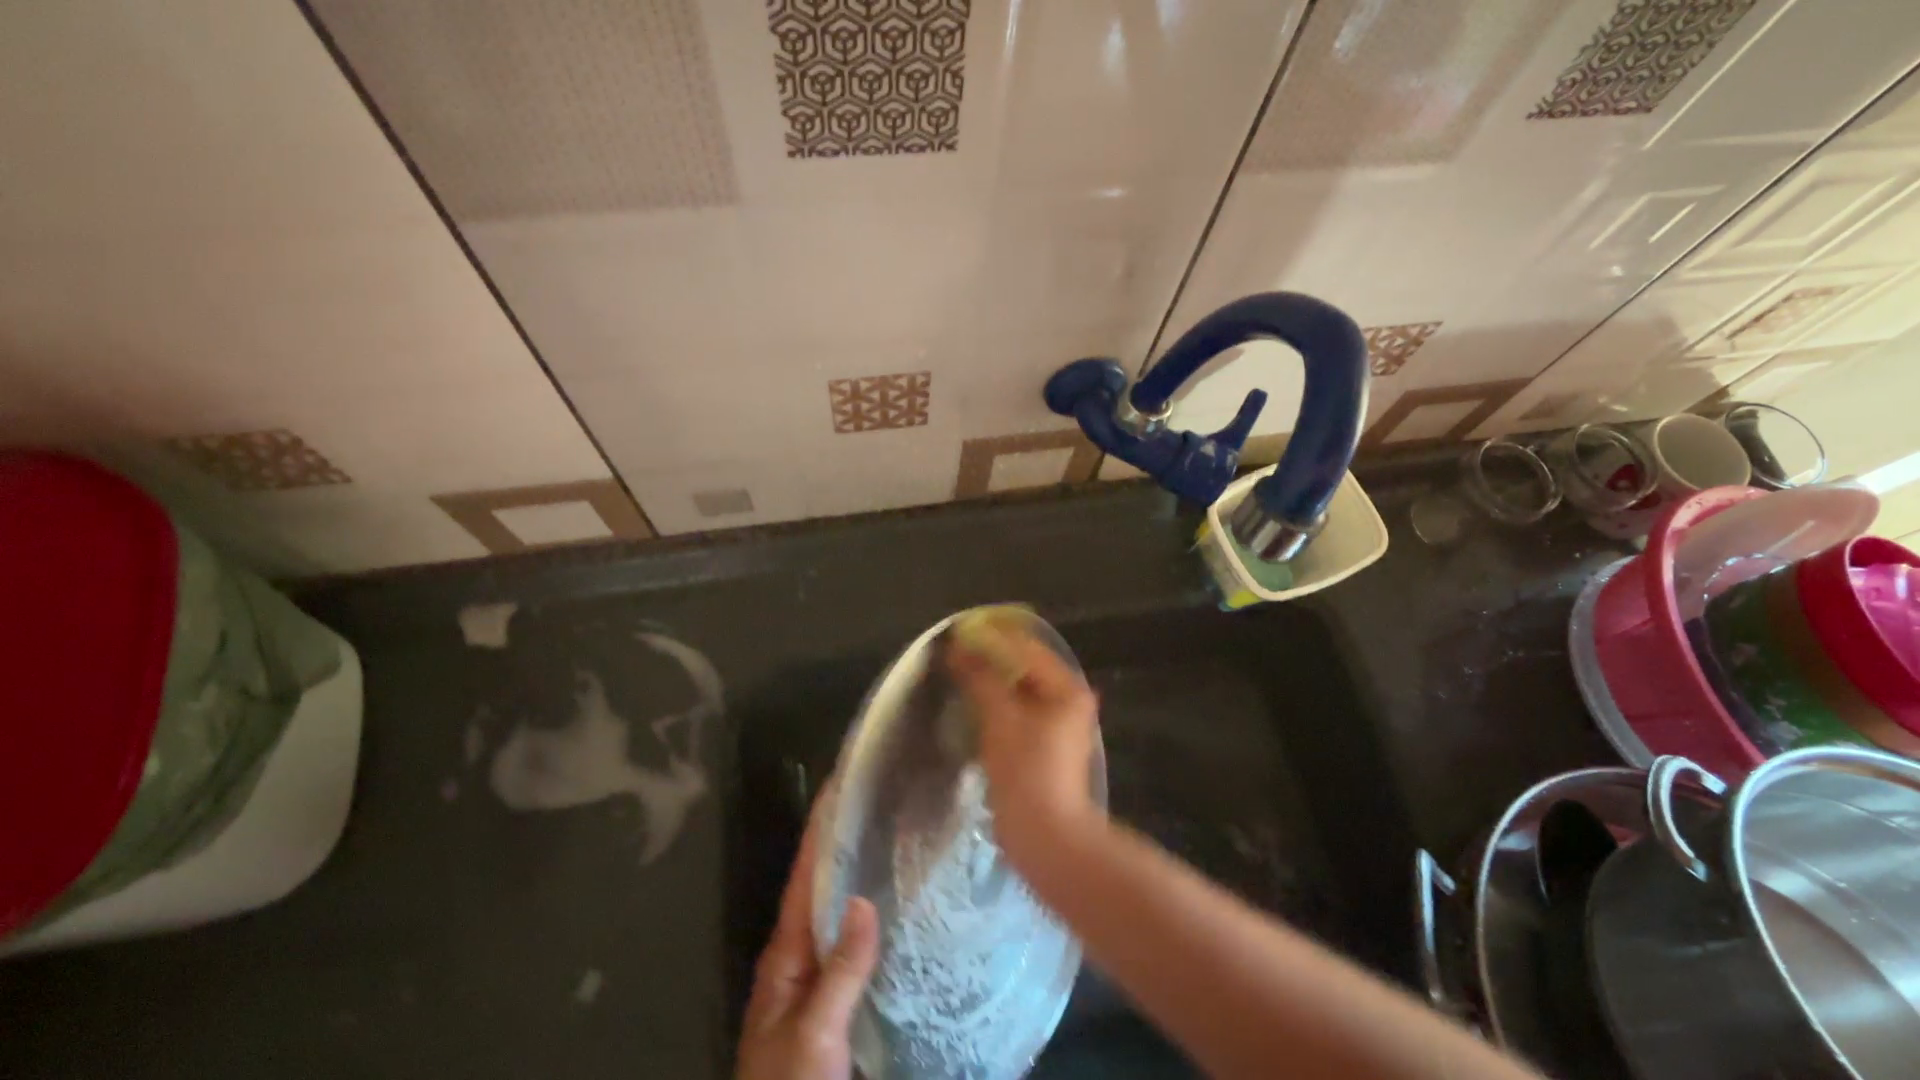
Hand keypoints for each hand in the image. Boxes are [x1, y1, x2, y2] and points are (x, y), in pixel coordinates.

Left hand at [737, 790, 879, 1079]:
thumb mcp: (815, 1031)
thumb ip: (840, 970)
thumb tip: (864, 899)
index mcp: (783, 958)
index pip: (804, 882)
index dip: (820, 835)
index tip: (838, 789)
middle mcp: (797, 961)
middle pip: (821, 893)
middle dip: (844, 848)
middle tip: (881, 805)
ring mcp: (815, 984)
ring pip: (839, 919)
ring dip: (860, 880)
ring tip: (896, 841)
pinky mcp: (834, 1005)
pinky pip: (854, 951)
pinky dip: (873, 924)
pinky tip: (899, 912)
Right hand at [947, 629, 1103, 864]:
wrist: (1045, 837)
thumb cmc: (1026, 772)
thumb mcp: (1000, 718)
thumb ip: (980, 678)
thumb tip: (956, 648)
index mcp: (1067, 688)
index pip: (1026, 647)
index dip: (991, 638)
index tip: (956, 634)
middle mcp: (1067, 701)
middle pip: (1023, 668)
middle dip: (988, 659)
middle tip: (951, 654)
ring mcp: (1055, 727)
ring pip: (1016, 692)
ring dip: (987, 683)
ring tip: (954, 677)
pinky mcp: (1040, 749)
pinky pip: (1013, 715)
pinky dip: (992, 707)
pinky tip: (967, 708)